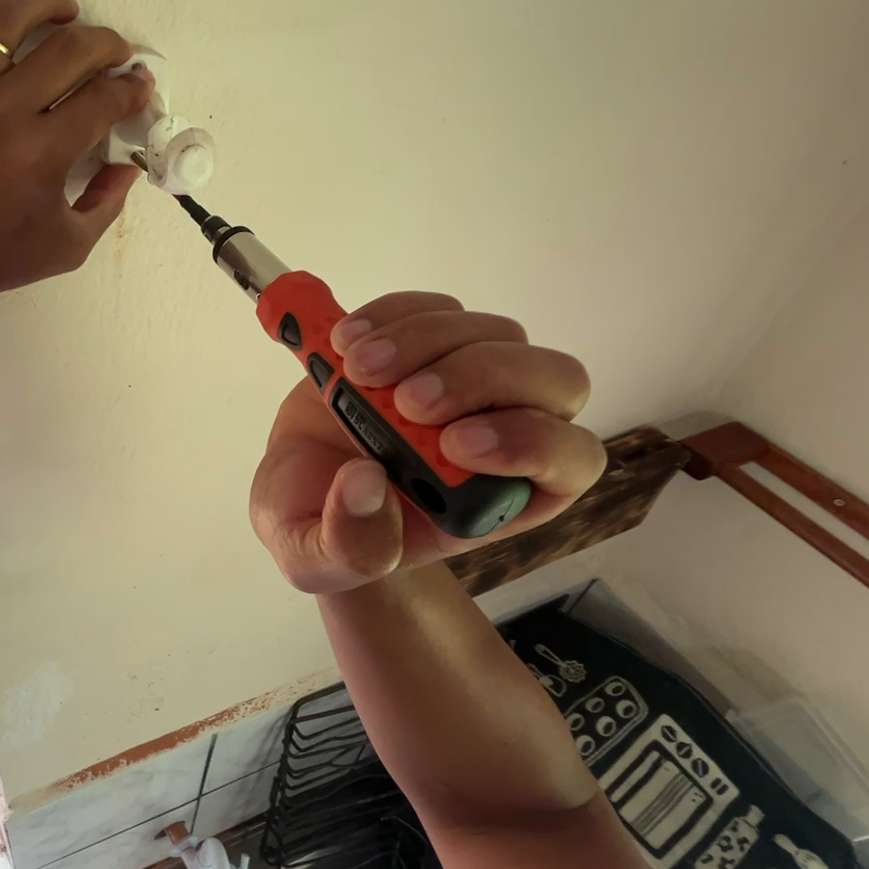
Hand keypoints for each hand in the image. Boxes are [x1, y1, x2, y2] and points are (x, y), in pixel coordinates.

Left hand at [0, 0, 153, 315]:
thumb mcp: (68, 248)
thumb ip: (106, 204)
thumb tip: (128, 166)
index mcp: (42, 154)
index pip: (105, 98)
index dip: (133, 89)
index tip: (138, 88)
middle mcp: (1, 111)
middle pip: (71, 49)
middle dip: (108, 45)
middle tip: (115, 55)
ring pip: (5, 13)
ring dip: (47, 0)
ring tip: (63, 10)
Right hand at [249, 292, 605, 594]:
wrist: (301, 489)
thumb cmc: (326, 532)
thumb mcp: (318, 561)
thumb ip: (347, 545)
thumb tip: (367, 482)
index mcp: (500, 500)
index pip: (567, 460)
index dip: (530, 443)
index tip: (455, 445)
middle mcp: (504, 433)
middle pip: (551, 381)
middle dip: (480, 379)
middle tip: (406, 400)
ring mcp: (470, 381)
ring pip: (496, 334)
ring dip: (426, 340)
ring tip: (355, 369)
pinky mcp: (427, 344)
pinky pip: (438, 308)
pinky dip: (393, 314)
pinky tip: (346, 342)